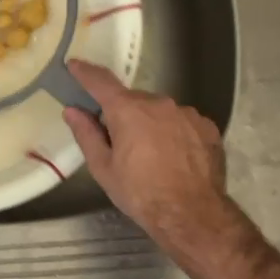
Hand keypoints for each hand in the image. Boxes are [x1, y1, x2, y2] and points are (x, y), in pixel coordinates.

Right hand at [63, 60, 245, 275]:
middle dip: (122, 113)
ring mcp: (187, 114)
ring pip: (159, 111)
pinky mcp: (206, 127)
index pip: (102, 82)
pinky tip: (171, 157)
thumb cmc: (140, 193)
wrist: (191, 213)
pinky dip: (172, 132)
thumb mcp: (104, 168)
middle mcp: (159, 103)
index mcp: (128, 111)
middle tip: (117, 142)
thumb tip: (72, 111)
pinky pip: (181, 123)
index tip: (75, 65)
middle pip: (133, 100)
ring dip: (149, 124)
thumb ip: (87, 134)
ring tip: (149, 156)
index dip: (86, 73)